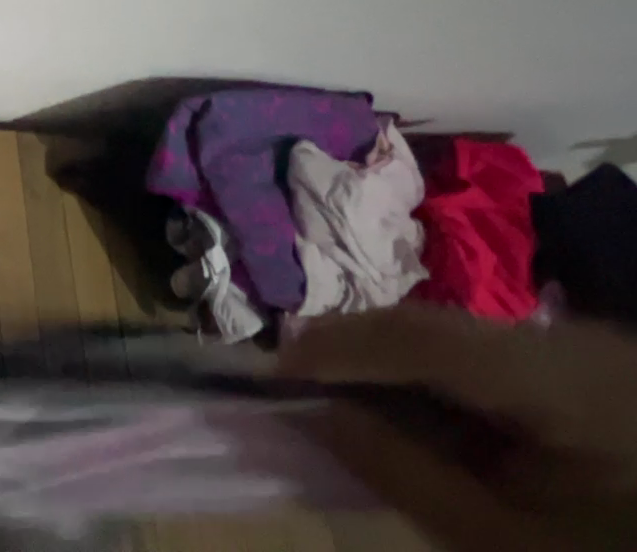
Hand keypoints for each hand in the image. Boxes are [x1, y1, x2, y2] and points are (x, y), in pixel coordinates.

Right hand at [280, 305, 636, 550]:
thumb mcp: (499, 540)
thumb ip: (398, 470)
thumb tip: (305, 409)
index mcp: (571, 385)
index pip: (423, 338)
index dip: (336, 346)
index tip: (271, 374)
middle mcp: (579, 343)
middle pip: (430, 325)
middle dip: (349, 346)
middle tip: (288, 375)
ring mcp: (584, 346)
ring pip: (446, 329)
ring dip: (378, 354)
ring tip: (327, 383)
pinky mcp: (578, 360)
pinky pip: (476, 346)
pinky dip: (421, 366)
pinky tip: (394, 394)